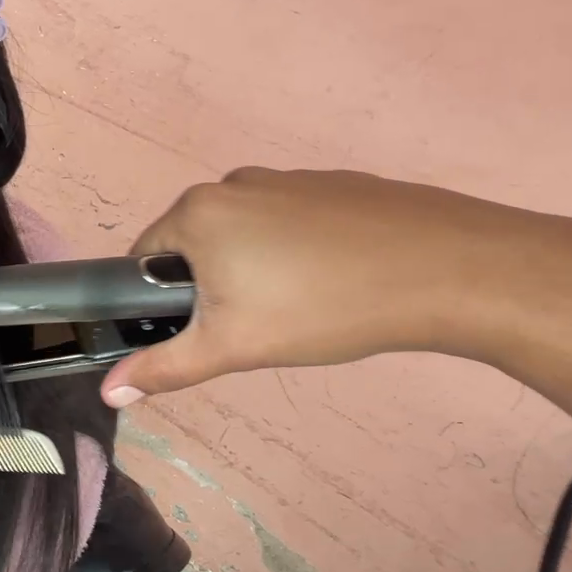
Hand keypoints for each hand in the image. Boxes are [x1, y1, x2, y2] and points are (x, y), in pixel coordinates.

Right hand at [102, 168, 553, 405]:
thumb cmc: (324, 307)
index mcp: (195, 212)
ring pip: (243, 230)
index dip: (159, 297)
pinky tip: (338, 277)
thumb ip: (164, 367)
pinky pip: (292, 219)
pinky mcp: (340, 183)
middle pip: (194, 242)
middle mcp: (232, 184)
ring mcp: (289, 178)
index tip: (198, 324)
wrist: (462, 273)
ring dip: (252, 263)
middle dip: (209, 280)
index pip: (145, 257)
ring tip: (300, 301)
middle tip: (251, 319)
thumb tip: (109, 393)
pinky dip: (300, 246)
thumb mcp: (234, 346)